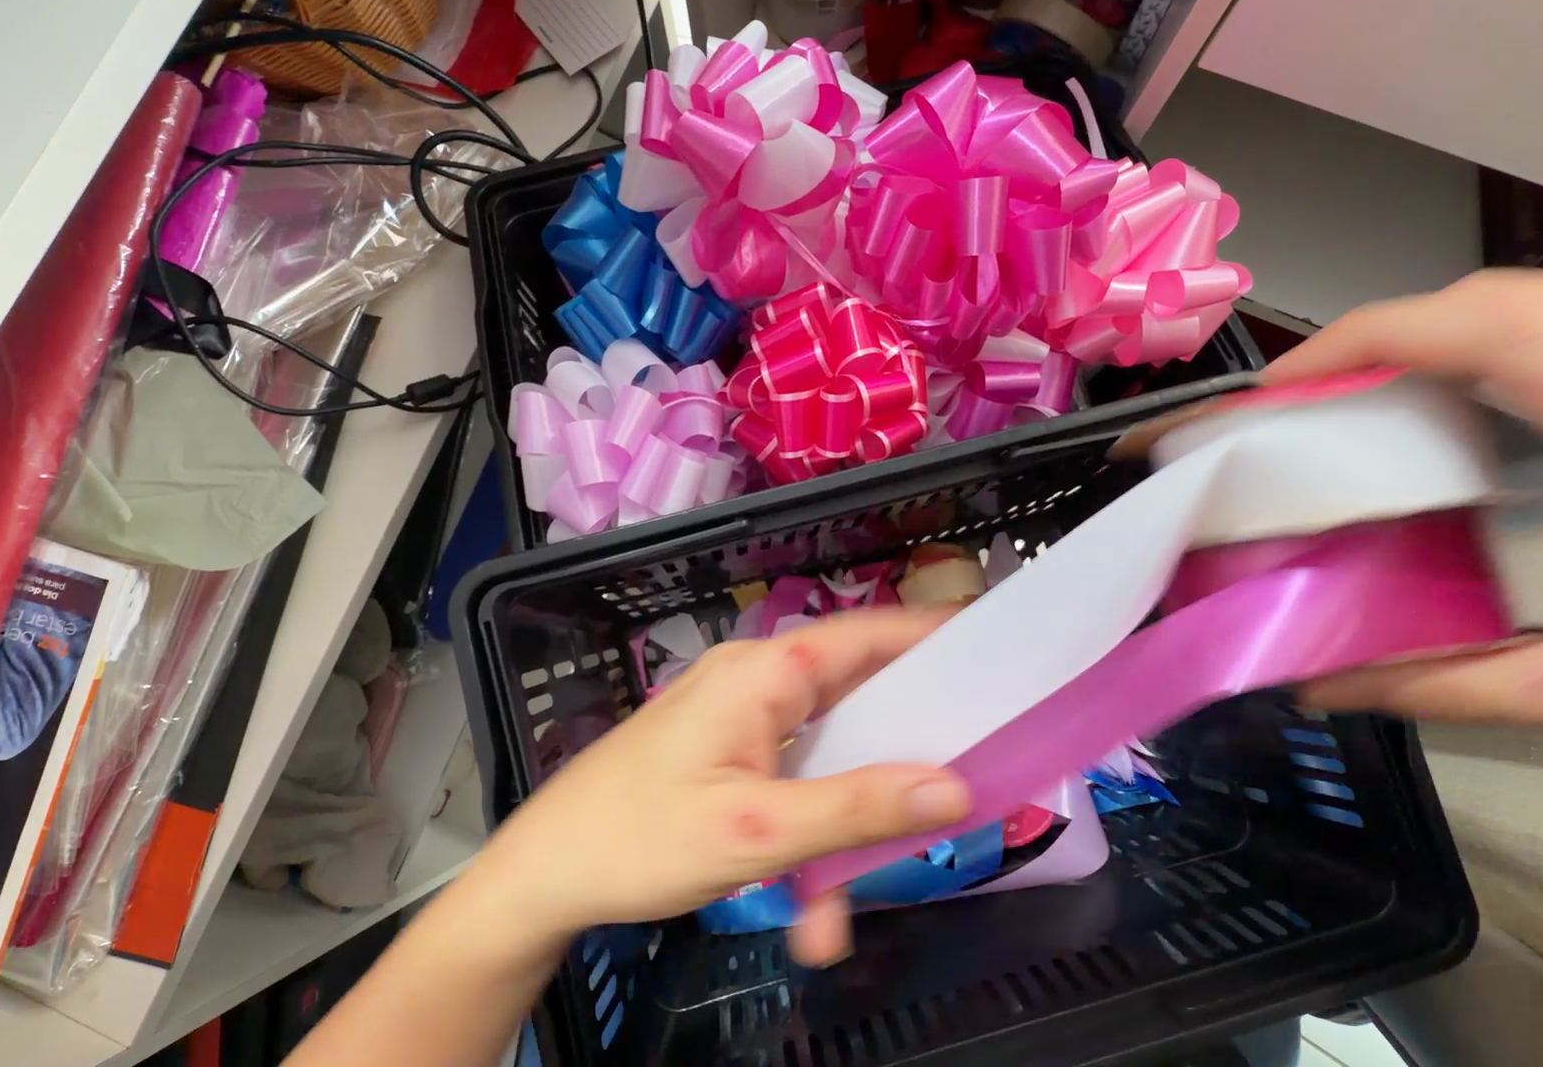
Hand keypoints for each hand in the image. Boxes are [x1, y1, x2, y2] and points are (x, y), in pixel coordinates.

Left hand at [458, 607, 972, 965]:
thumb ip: (858, 808)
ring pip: (830, 757)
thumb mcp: (757, 830)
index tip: (998, 662)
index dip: (937, 639)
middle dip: (900, 761)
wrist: (544, 873)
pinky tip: (807, 908)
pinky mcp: (730, 755)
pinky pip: (796, 783)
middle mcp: (759, 682)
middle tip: (959, 796)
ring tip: (845, 904)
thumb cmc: (639, 838)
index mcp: (766, 672)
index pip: (870, 633)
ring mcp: (742, 720)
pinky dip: (811, 835)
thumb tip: (956, 788)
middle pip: (860, 700)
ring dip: (849, 824)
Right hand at [1267, 269, 1542, 737]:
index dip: (1367, 341)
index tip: (1278, 388)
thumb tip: (1325, 686)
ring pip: (1530, 296)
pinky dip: (1478, 341)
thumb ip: (1468, 689)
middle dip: (1374, 344)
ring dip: (1423, 340)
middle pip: (1496, 300)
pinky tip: (1451, 396)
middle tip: (1302, 409)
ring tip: (1357, 404)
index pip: (1498, 328)